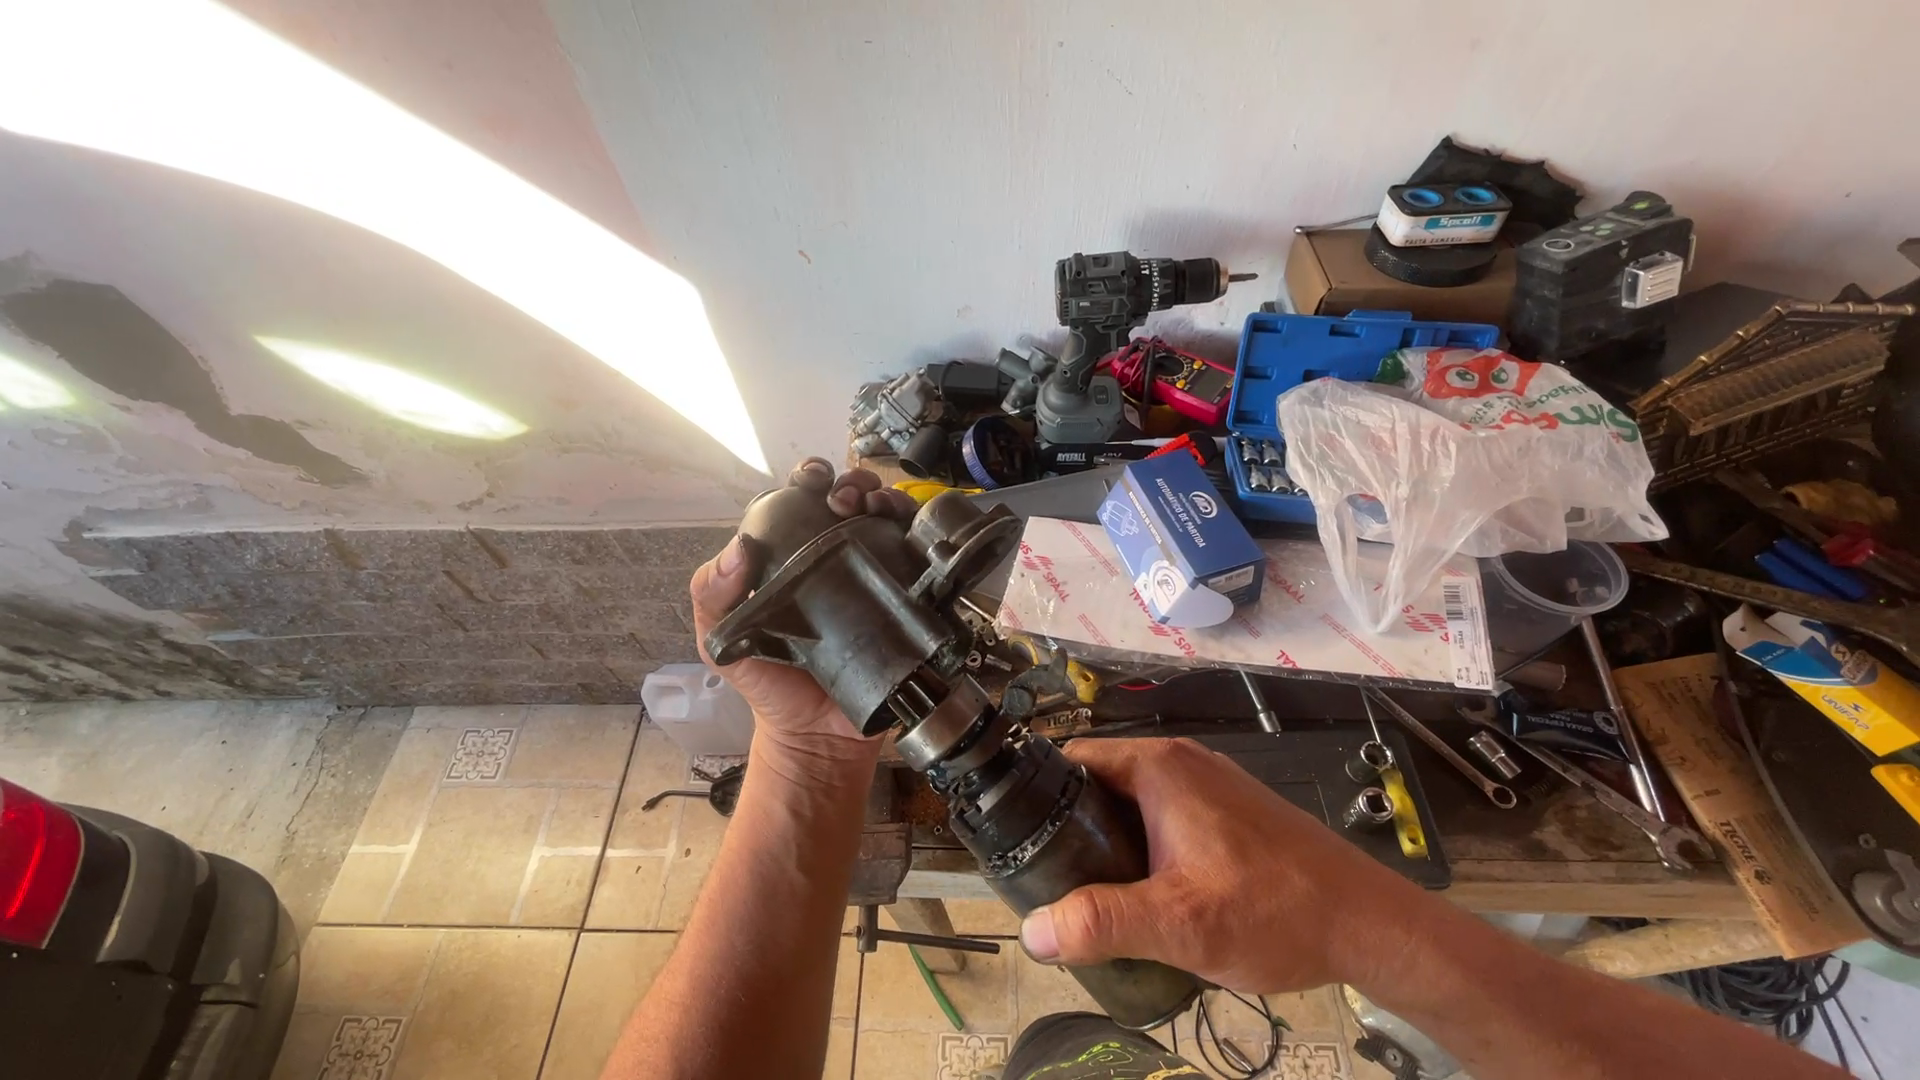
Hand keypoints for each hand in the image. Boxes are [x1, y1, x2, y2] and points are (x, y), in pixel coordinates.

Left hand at [690, 458, 918, 765]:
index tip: (815, 480)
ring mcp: (875, 579)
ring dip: (886, 499)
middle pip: (851, 502)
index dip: (810, 480)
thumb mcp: (722, 640)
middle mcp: (836, 559)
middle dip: (852, 483)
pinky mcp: (906, 601)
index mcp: (792, 558)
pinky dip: (921, 534)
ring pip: (887, 521)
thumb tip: (739, 548)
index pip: (803, 503)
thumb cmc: (770, 684)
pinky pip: (920, 560)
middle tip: (847, 499)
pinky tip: (913, 530)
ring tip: (877, 506)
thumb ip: (712, 595)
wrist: (820, 736)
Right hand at [1018, 737, 1430, 993]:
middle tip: (1047, 873)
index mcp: (1159, 767)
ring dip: (1108, 835)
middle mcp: (1181, 762)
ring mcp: (1209, 783)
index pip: (1073, 758)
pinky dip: (1143, 841)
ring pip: (1134, 799)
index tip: (1014, 833)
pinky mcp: (1230, 809)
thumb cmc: (1275, 910)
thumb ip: (1101, 923)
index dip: (1037, 791)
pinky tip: (1146, 888)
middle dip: (1070, 822)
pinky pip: (1165, 813)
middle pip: (1100, 779)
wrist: (1371, 925)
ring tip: (1088, 887)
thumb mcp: (1179, 924)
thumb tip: (1032, 932)